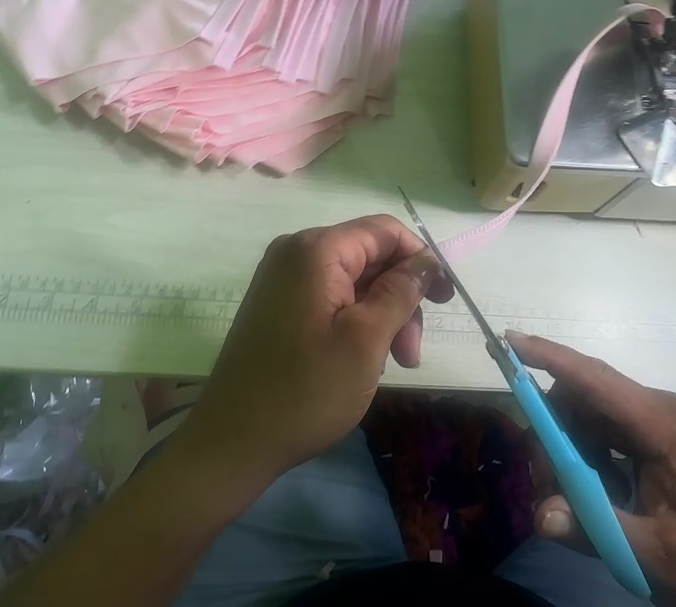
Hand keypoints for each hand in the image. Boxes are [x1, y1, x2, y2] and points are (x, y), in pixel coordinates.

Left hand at [181, 215, 453, 481]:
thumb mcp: (366, 340)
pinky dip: (354, 325)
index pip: (385, 232)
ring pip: (353, 283)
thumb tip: (426, 260)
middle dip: (400, 300)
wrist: (231, 443)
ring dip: (381, 318)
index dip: (421, 260)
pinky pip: (329, 300)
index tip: (444, 302)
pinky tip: (361, 363)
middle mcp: (295, 253)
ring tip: (391, 366)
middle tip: (411, 354)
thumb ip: (401, 292)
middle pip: (369, 257)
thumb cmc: (305, 391)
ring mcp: (281, 281)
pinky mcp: (276, 307)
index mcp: (316, 250)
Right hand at [508, 333, 675, 606]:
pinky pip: (596, 424)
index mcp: (666, 429)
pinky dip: (579, 451)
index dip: (553, 358)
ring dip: (563, 445)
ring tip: (564, 495)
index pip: (599, 382)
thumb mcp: (650, 553)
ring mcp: (653, 417)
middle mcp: (659, 409)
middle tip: (544, 484)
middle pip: (584, 392)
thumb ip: (594, 529)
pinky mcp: (645, 430)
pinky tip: (587, 488)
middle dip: (552, 429)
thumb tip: (542, 514)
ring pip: (585, 408)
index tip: (512, 341)